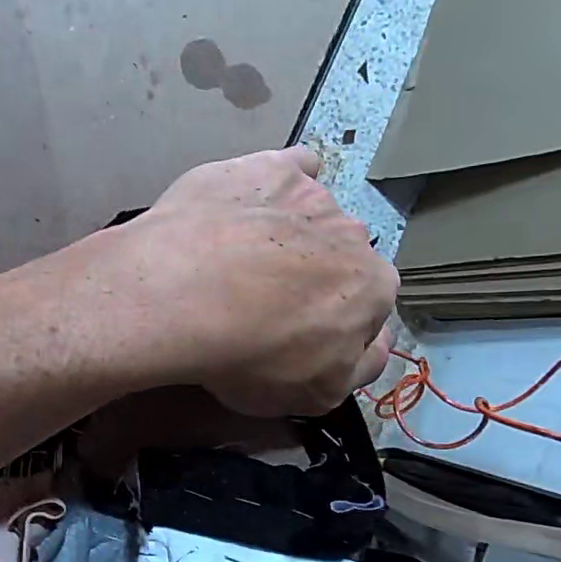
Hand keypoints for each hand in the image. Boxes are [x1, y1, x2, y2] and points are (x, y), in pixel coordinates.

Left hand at [86, 146, 397, 415]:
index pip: (369, 309)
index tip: (300, 337)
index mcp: (374, 287)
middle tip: (265, 304)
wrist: (183, 295)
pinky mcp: (266, 167)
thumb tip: (376, 342)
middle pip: (340, 259)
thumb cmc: (255, 353)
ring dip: (291, 236)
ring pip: (312, 219)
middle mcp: (354, 233)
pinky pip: (291, 167)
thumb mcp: (320, 394)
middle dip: (314, 278)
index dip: (336, 326)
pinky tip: (256, 199)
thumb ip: (363, 366)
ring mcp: (310, 195)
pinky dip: (281, 182)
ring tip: (241, 260)